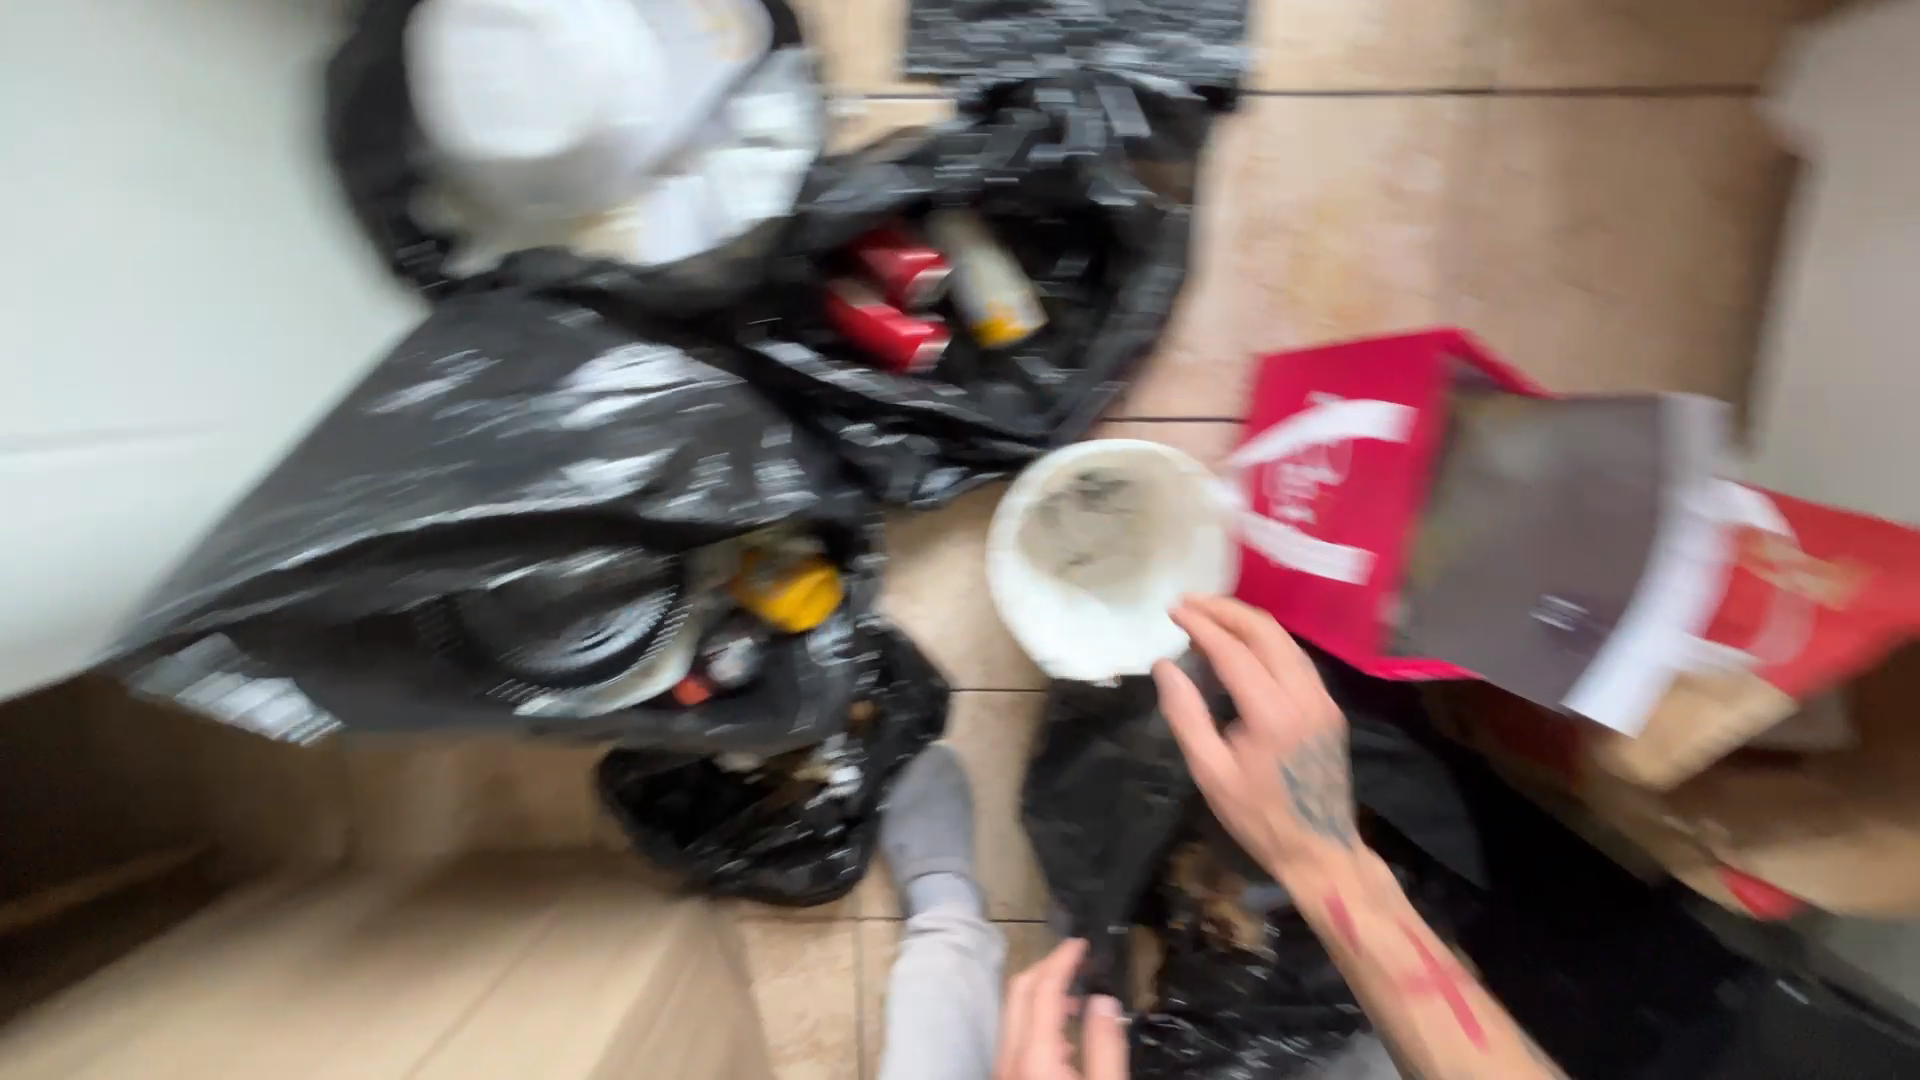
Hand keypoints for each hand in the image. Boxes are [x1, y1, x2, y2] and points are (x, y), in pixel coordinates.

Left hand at [995, 939, 1127, 1079]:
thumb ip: (1105, 1046)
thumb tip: (1104, 1000)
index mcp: (1035, 1054)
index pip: (1043, 987)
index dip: (1063, 957)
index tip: (1081, 942)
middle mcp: (1009, 1055)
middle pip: (1019, 990)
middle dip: (1047, 967)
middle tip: (1077, 959)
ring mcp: (1002, 1065)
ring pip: (1014, 1009)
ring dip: (1041, 992)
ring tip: (1076, 994)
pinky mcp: (1005, 1074)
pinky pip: (1015, 1032)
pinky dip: (1035, 1017)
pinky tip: (1063, 1032)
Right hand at [1152, 595, 1355, 879]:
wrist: (1321, 852)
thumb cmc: (1258, 816)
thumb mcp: (1209, 773)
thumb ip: (1185, 714)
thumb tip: (1165, 665)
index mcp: (1272, 714)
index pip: (1233, 650)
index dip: (1201, 625)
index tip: (1173, 611)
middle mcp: (1304, 696)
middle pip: (1265, 632)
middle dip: (1224, 610)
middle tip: (1189, 602)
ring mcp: (1323, 699)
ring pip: (1285, 639)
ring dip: (1246, 620)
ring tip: (1210, 614)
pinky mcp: (1329, 707)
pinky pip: (1296, 656)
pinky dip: (1266, 639)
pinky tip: (1243, 642)